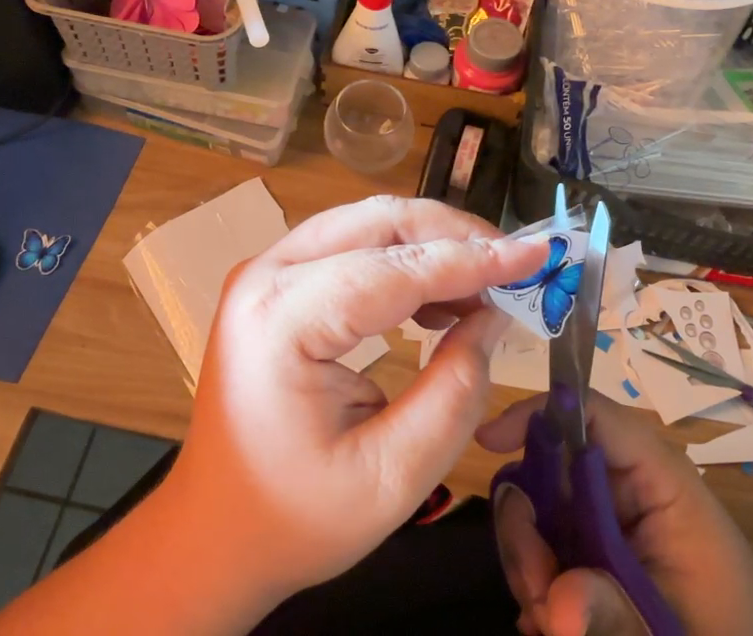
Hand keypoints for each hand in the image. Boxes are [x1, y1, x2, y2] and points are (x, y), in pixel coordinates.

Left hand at [153, 196, 548, 607]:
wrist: (213, 530)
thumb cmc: (294, 518)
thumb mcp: (390, 477)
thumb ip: (454, 394)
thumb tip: (492, 318)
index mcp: (281, 321)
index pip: (393, 267)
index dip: (471, 259)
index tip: (539, 255)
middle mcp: (265, 275)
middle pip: (378, 223)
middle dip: (455, 237)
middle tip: (518, 268)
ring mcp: (264, 272)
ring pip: (366, 225)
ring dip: (432, 245)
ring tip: (487, 289)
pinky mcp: (273, 283)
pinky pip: (350, 248)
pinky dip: (402, 261)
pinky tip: (439, 301)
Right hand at [478, 393, 752, 635]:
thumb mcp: (679, 633)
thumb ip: (620, 619)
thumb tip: (557, 598)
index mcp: (659, 481)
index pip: (593, 415)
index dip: (537, 413)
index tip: (487, 443)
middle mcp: (623, 488)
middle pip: (545, 466)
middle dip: (526, 527)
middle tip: (540, 593)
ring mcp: (602, 519)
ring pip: (534, 513)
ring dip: (529, 569)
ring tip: (554, 623)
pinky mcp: (591, 551)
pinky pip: (541, 549)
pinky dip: (536, 588)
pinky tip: (553, 624)